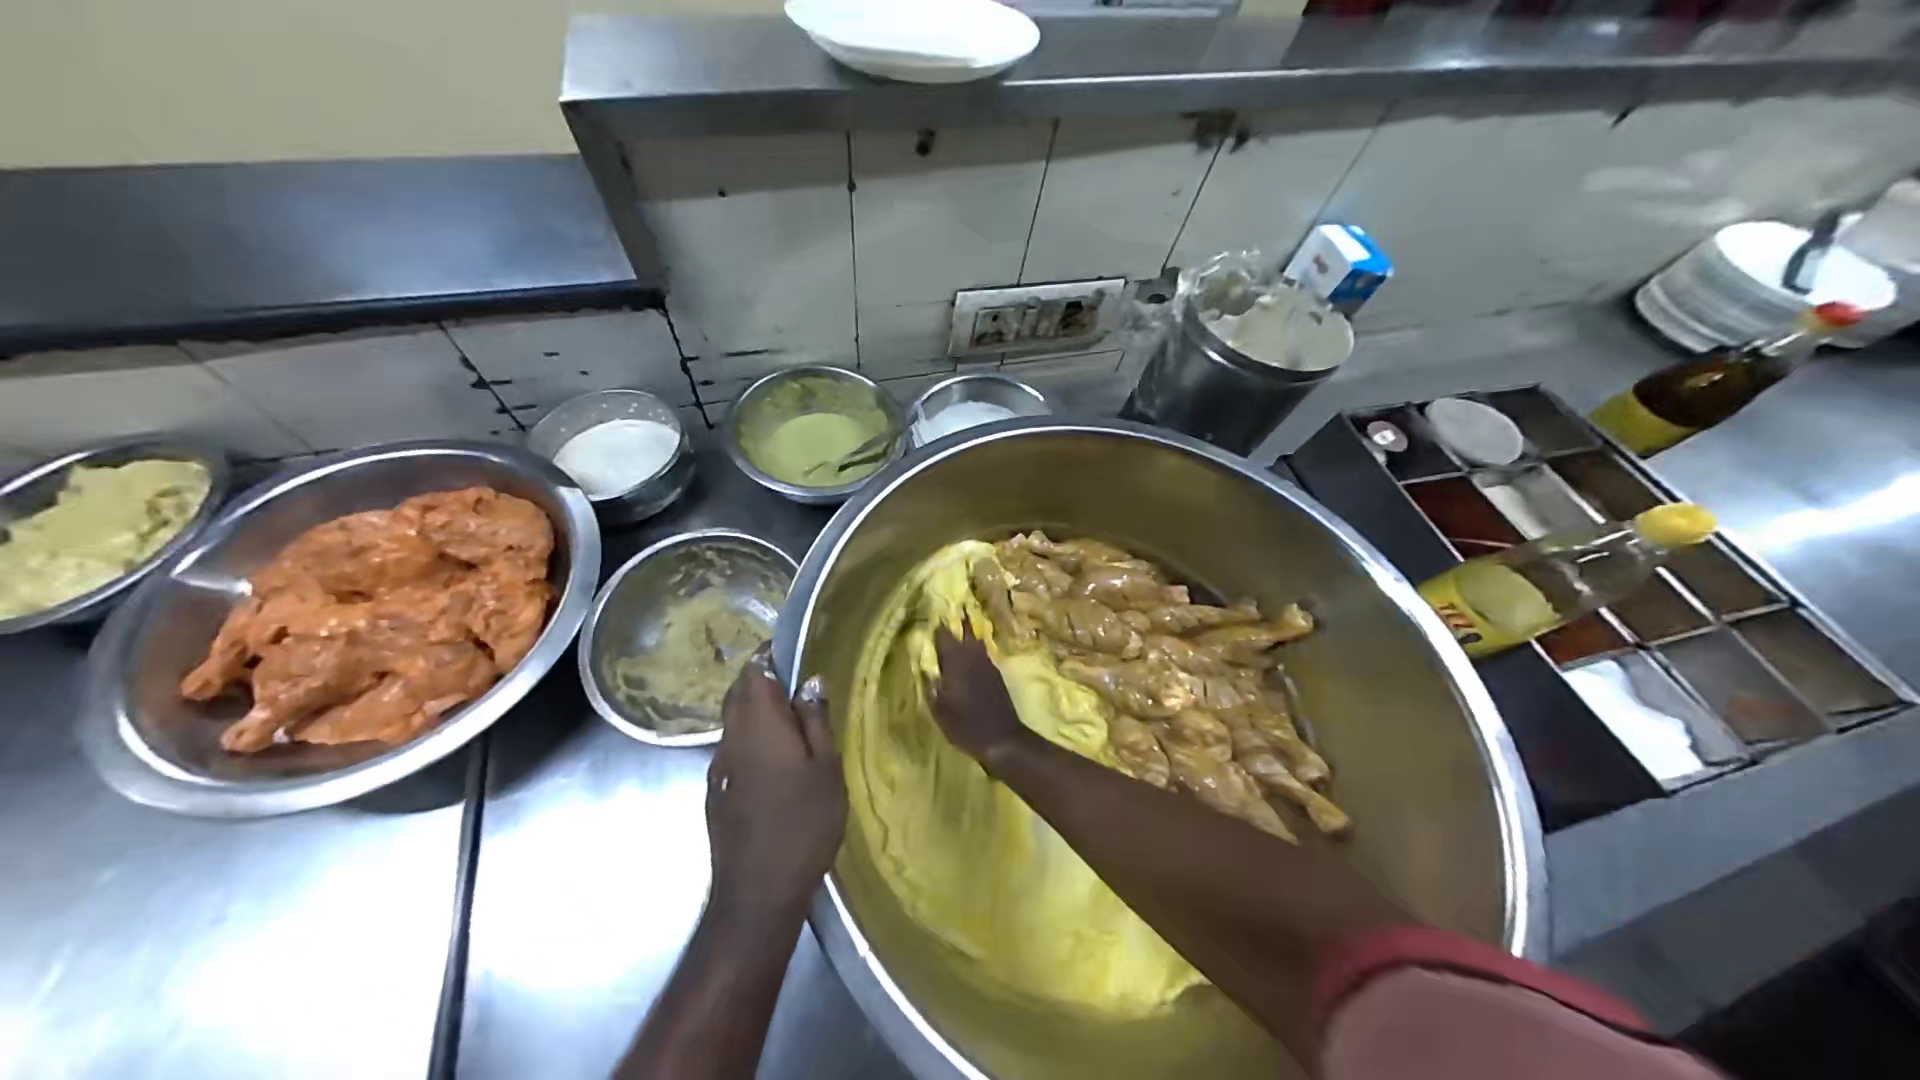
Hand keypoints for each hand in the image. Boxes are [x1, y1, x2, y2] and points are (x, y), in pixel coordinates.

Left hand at [706, 648, 846, 917]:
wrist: (757, 890)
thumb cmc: (803, 823)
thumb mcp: (826, 768)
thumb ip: (815, 720)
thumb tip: (810, 682)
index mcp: (758, 723)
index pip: (754, 670)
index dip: (769, 655)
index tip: (791, 651)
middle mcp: (731, 736)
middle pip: (738, 692)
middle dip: (761, 678)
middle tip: (795, 680)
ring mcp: (718, 764)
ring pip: (732, 719)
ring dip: (755, 707)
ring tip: (789, 715)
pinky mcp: (715, 788)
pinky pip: (732, 745)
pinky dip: (750, 734)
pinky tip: (773, 754)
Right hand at [930, 624, 1031, 770]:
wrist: (1002, 737)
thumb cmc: (965, 726)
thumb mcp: (939, 710)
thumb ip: (932, 687)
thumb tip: (927, 670)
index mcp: (955, 663)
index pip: (944, 637)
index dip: (937, 627)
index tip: (932, 618)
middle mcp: (972, 657)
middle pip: (965, 632)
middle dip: (957, 622)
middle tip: (951, 612)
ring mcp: (987, 664)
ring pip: (977, 640)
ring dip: (970, 632)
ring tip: (963, 624)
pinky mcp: (997, 673)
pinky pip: (984, 652)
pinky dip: (977, 647)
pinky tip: (974, 650)